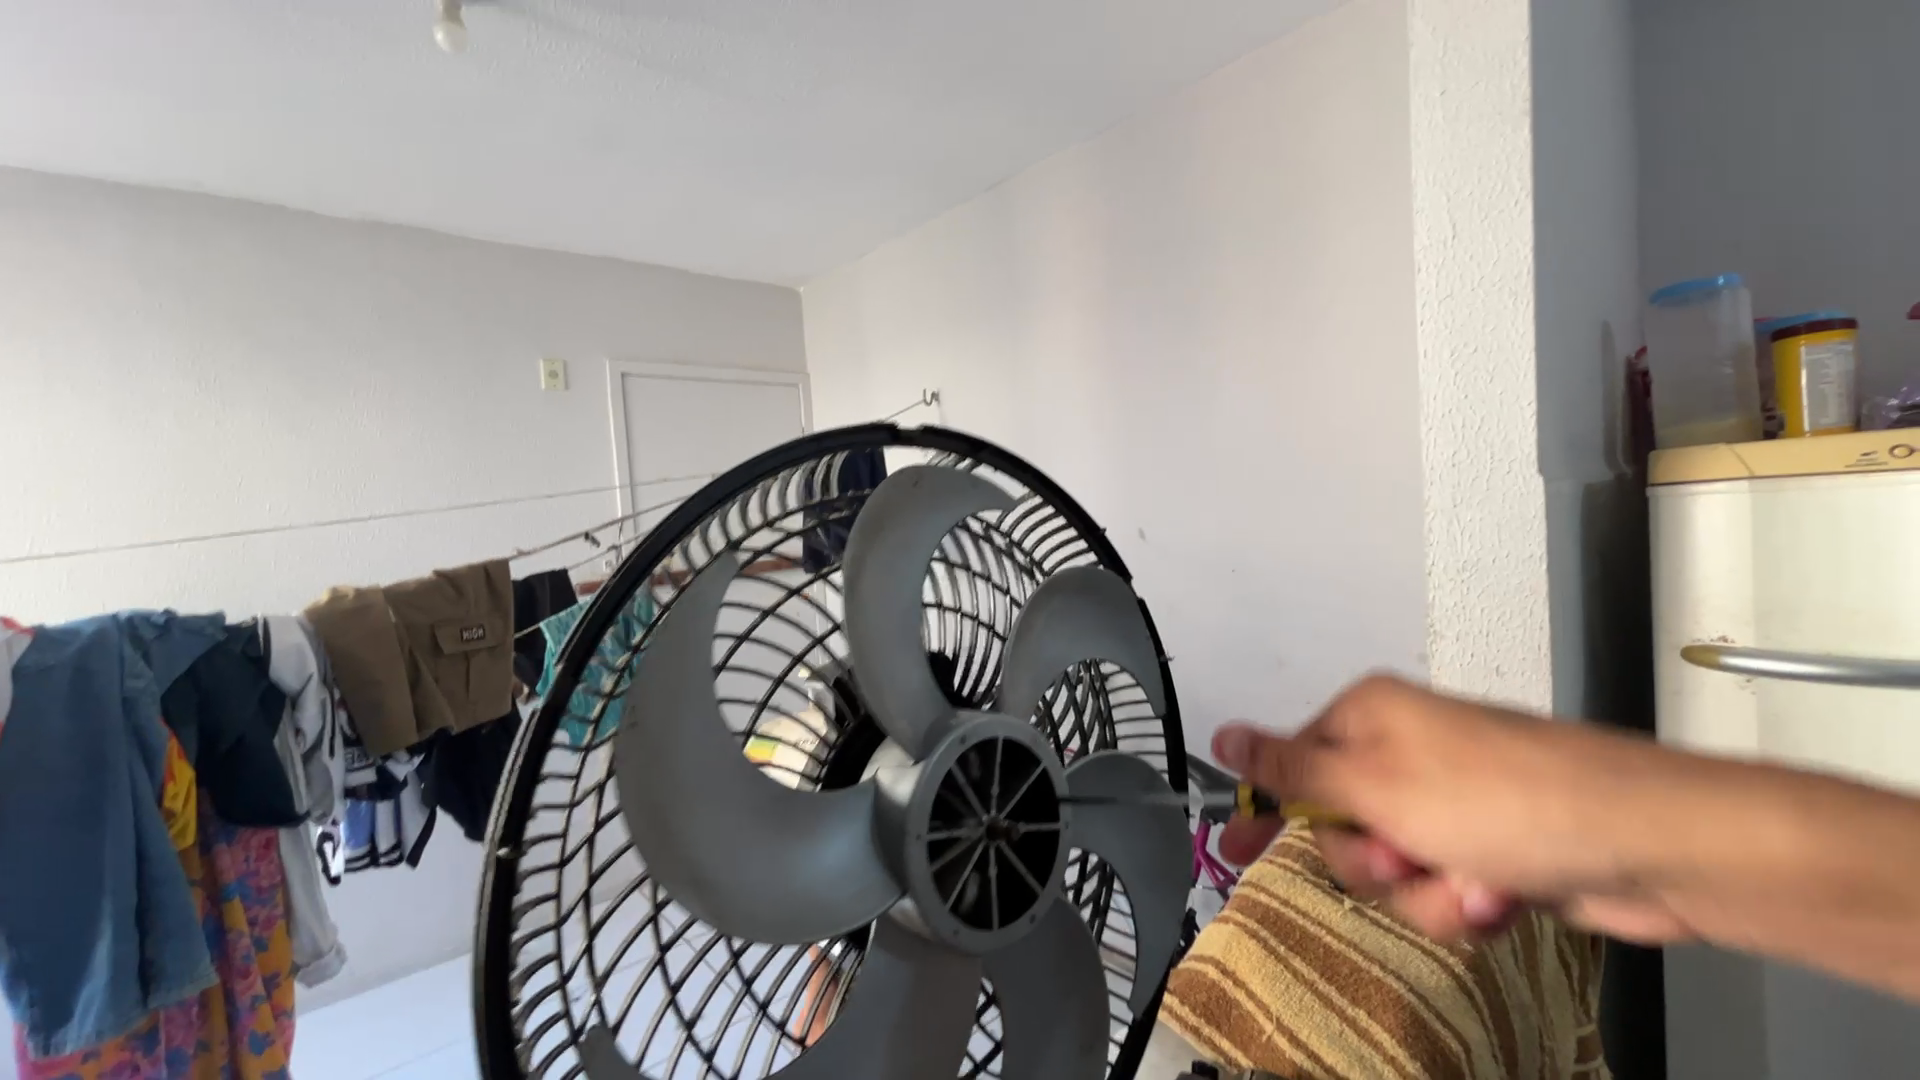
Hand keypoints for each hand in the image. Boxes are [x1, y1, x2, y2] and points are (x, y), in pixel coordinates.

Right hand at [1211, 675, 1698, 943]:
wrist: (1653, 844)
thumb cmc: (1497, 800)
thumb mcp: (1374, 786)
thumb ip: (1290, 769)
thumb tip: (1222, 735)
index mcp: (1367, 719)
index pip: (1289, 764)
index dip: (1267, 809)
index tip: (1235, 850)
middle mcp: (1401, 754)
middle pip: (1337, 825)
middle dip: (1369, 860)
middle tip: (1401, 858)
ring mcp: (1445, 802)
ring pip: (1389, 868)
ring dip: (1423, 890)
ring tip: (1471, 882)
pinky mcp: (1485, 847)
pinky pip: (1437, 888)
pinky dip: (1463, 902)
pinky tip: (1500, 896)